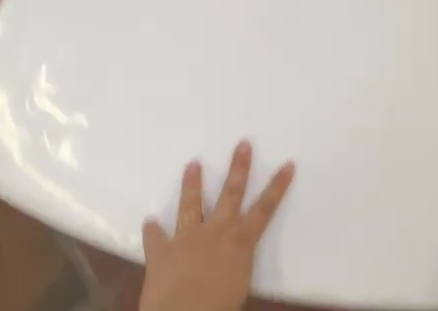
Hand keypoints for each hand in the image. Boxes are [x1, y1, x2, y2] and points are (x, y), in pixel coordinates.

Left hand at [140, 141, 294, 310]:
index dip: (278, 186)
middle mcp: (217, 232)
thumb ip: (238, 269)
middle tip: (242, 143)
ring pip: (192, 205)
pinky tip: (149, 220)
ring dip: (192, 184)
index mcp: (241, 242)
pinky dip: (152, 230)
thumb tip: (234, 269)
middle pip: (231, 194)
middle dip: (238, 168)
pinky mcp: (161, 254)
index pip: (265, 208)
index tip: (288, 163)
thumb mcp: (240, 287)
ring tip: (193, 163)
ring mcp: (188, 240)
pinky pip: (156, 239)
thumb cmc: (220, 307)